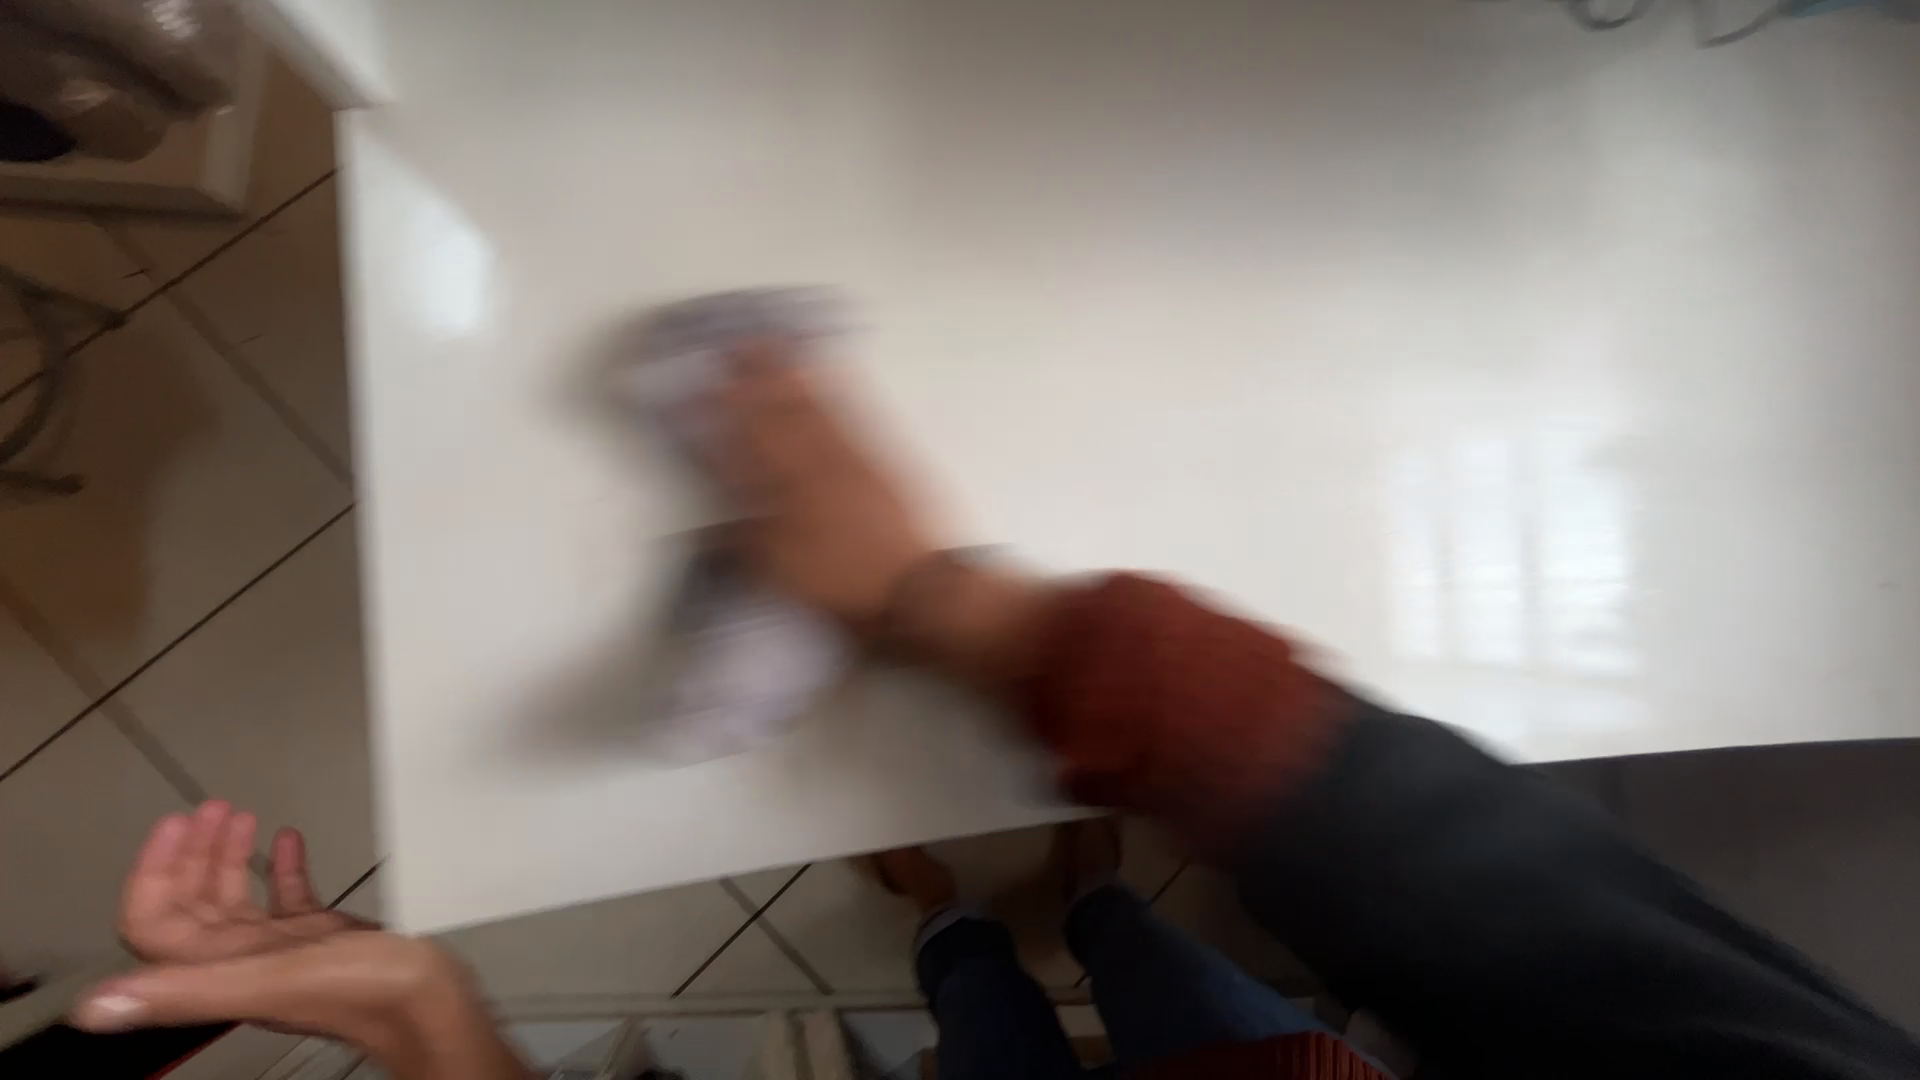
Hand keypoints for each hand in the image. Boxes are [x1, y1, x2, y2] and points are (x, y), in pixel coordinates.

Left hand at [78, 803, 529, 1078]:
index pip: (160, 921)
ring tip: (240, 817)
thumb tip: (97, 1006)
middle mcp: (240, 962)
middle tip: (208, 810)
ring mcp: (280, 950)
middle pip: (194, 905)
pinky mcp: (321, 938)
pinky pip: (289, 897)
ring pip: (237, 898)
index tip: (177, 827)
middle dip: (195, 854)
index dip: (158, 873)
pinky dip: (284, 865)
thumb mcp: (279, 982)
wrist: (429, 1001)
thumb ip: (193, 991)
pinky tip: (291, 839)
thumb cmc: (367, 991)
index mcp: (219, 972)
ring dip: (232, 856)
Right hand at [716, 341, 940, 626]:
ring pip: (818, 407)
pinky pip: (861, 415)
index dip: (723, 417)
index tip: (702, 388)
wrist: (921, 589)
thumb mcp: (785, 576)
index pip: (747, 447)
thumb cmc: (849, 588)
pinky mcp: (889, 462)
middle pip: (781, 416)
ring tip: (774, 343)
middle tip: (735, 344)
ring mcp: (857, 459)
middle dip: (755, 379)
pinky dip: (844, 388)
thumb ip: (748, 543)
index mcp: (790, 495)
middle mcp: (820, 467)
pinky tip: (837, 370)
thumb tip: (715, 522)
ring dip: (793, 373)